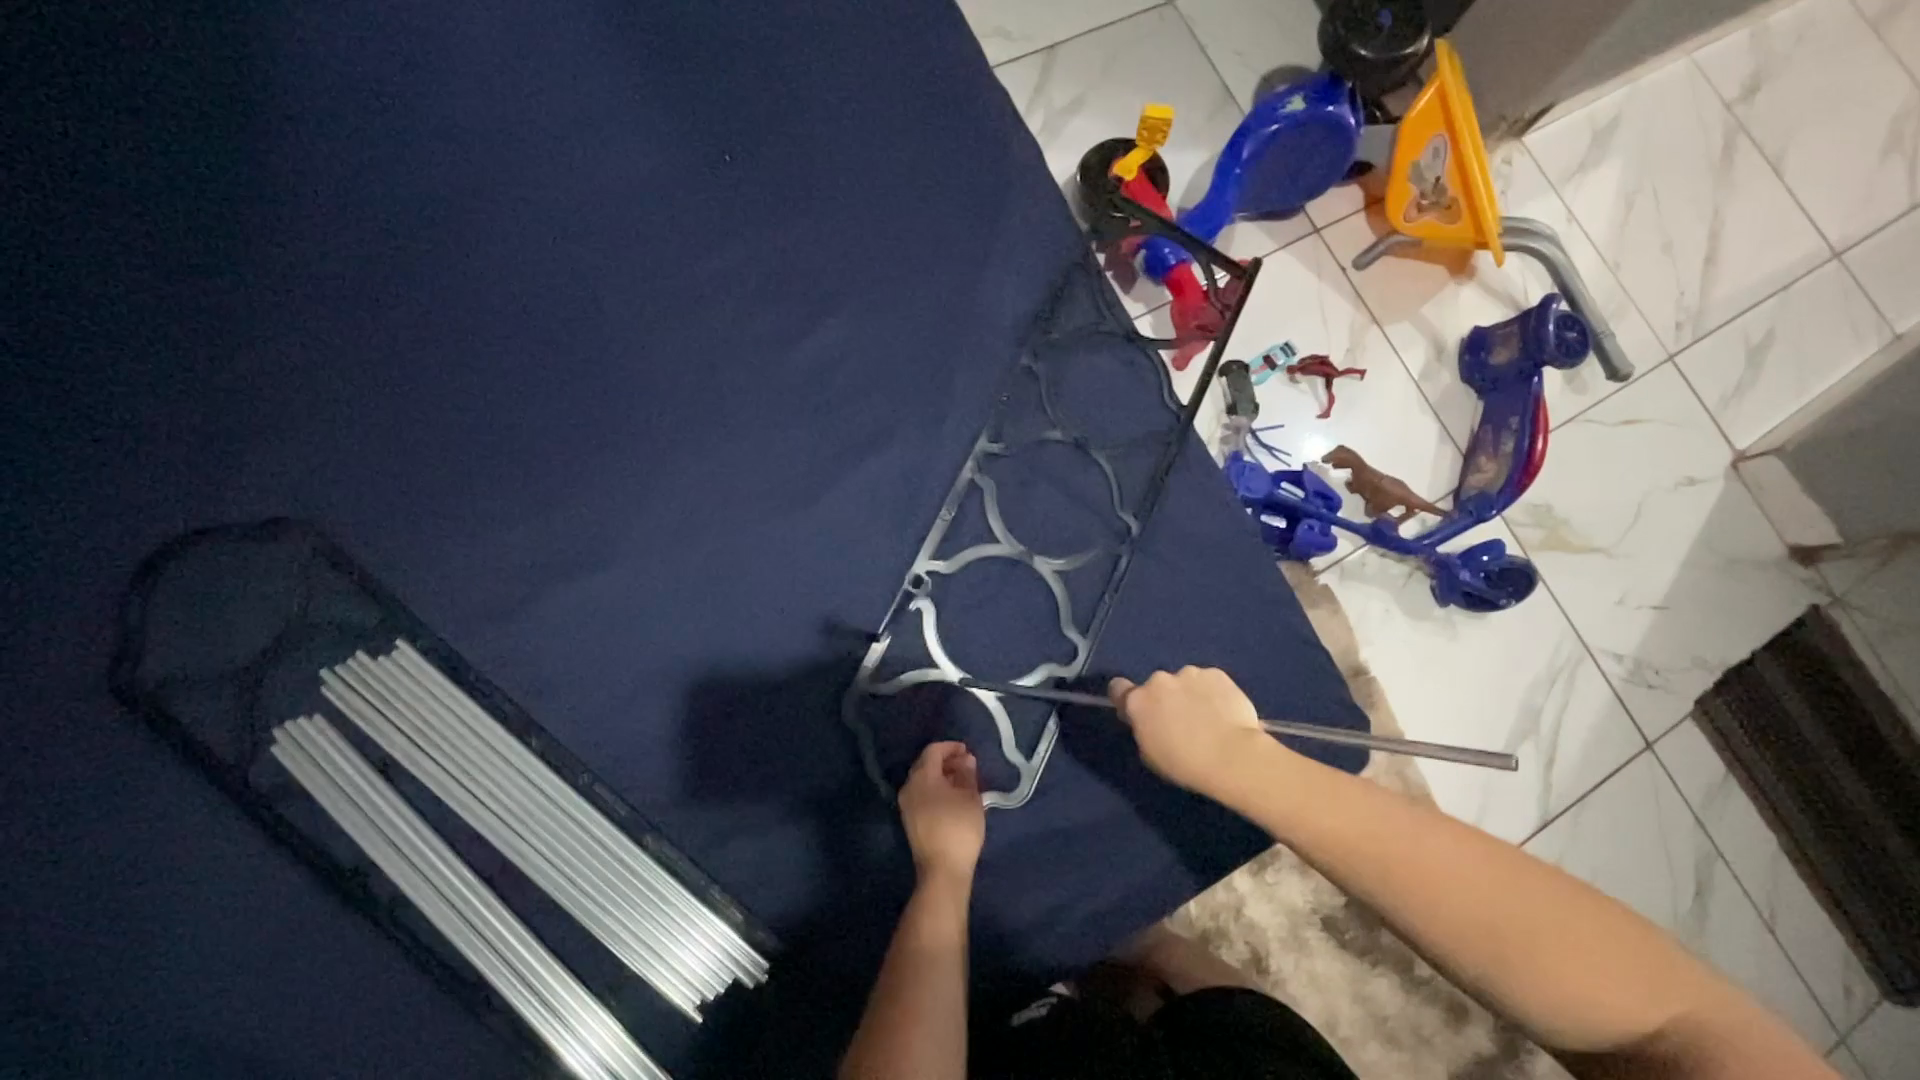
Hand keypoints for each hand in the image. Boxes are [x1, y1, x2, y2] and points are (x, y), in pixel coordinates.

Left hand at [898, 741, 985, 887]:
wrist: (942, 869)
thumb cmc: (959, 828)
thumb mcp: (970, 797)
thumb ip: (967, 774)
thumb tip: (966, 760)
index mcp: (922, 776)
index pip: (933, 751)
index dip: (951, 747)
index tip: (968, 752)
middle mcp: (909, 786)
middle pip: (925, 764)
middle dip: (946, 761)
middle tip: (967, 765)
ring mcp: (906, 804)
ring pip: (922, 780)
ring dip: (941, 776)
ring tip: (962, 781)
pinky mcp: (909, 819)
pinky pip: (921, 794)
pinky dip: (935, 789)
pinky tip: (952, 797)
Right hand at [1108, 667, 1278, 797]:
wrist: (1231, 756)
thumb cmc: (1184, 764)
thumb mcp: (1150, 754)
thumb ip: (1145, 729)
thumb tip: (1152, 722)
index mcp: (1137, 701)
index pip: (1117, 688)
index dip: (1126, 698)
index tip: (1140, 712)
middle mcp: (1159, 680)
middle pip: (1157, 686)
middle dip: (1166, 699)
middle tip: (1183, 722)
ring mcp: (1189, 673)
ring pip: (1185, 681)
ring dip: (1191, 694)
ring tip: (1210, 718)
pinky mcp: (1217, 673)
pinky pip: (1210, 681)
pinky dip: (1214, 692)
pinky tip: (1225, 712)